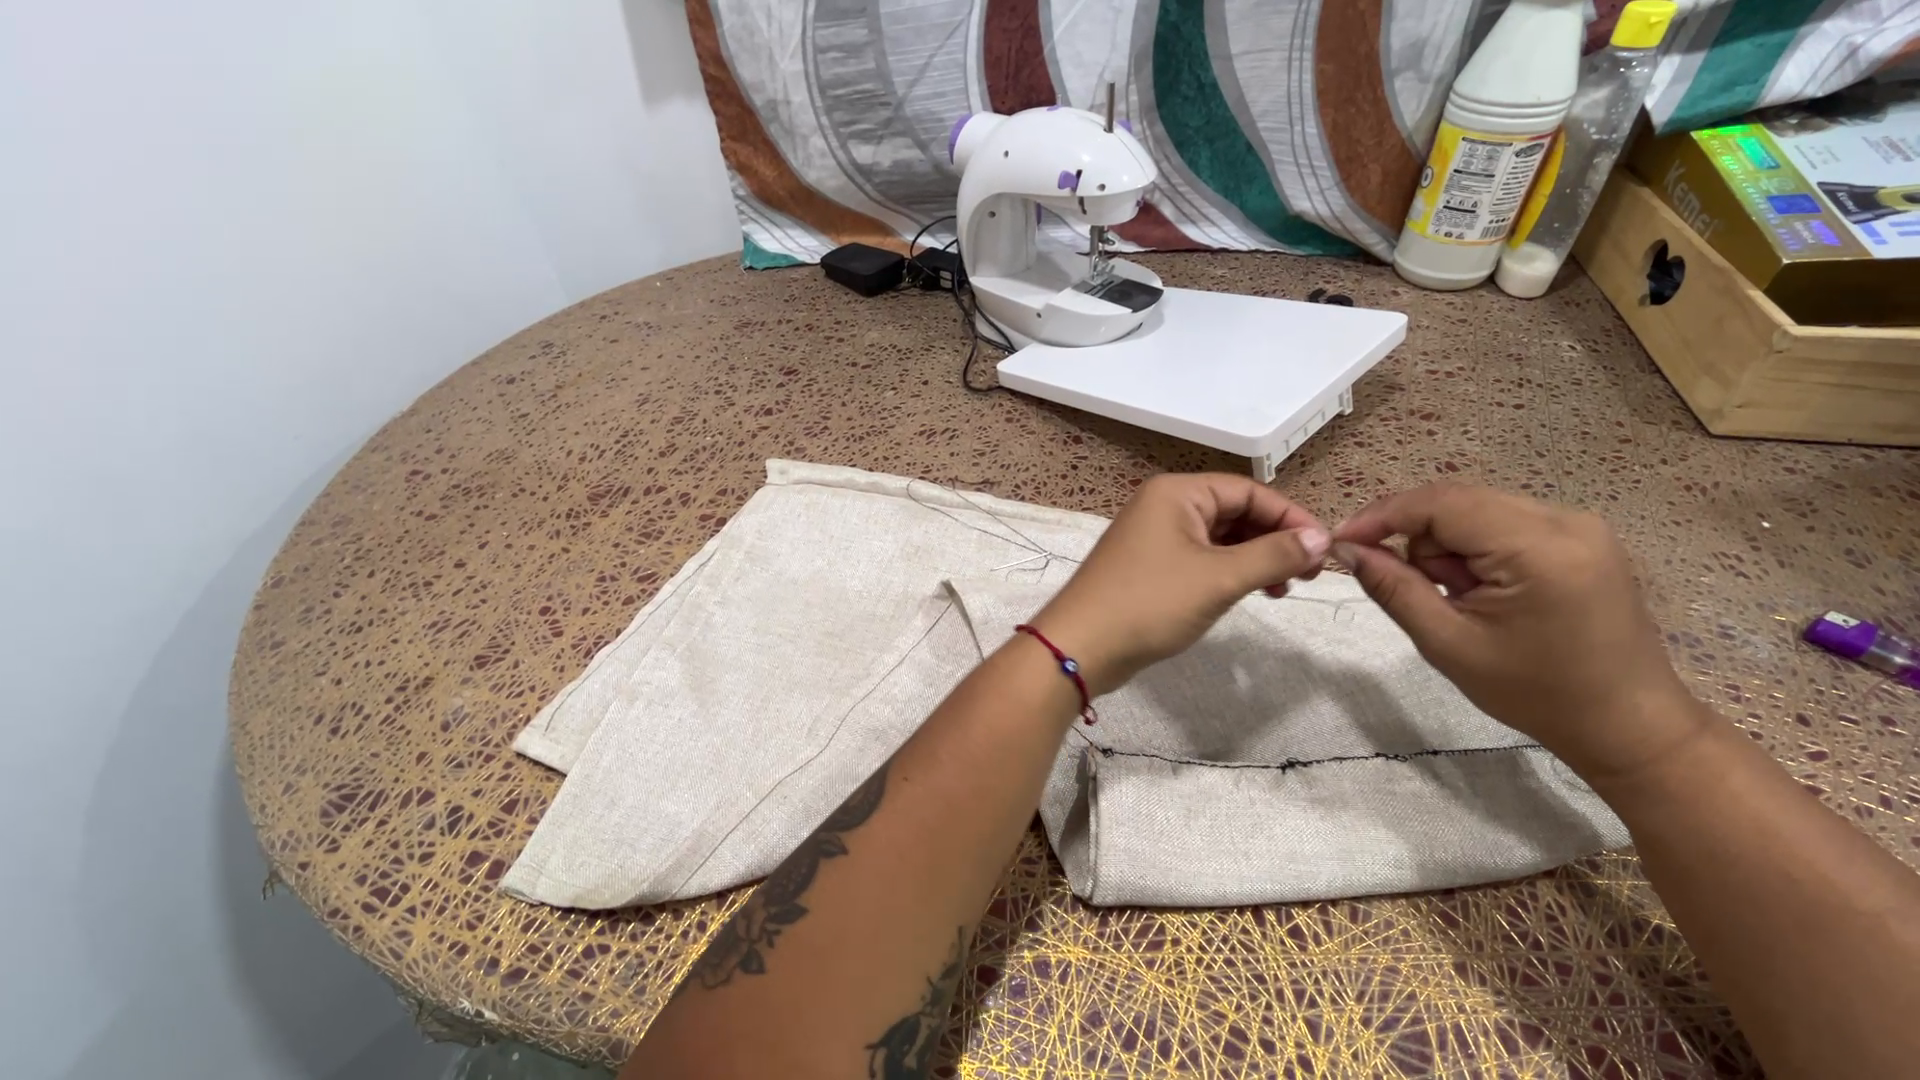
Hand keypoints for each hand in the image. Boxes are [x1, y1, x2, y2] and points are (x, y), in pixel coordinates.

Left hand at [1032, 473, 1328, 695]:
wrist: (1081, 646)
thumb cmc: (1150, 603)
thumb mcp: (1219, 578)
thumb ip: (1273, 554)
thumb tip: (1320, 538)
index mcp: (1177, 493)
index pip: (1249, 491)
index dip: (1290, 517)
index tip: (1323, 550)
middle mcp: (1164, 506)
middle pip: (1235, 511)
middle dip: (1274, 540)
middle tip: (1307, 575)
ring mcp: (1154, 537)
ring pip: (1219, 538)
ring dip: (1254, 559)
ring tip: (1281, 589)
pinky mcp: (1149, 567)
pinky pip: (1201, 559)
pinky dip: (1229, 573)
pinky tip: (1249, 594)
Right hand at [1331, 483, 1703, 784]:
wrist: (1627, 724)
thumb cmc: (1535, 693)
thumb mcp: (1448, 644)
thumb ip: (1394, 588)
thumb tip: (1347, 549)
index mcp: (1539, 548)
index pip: (1440, 503)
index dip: (1383, 516)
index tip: (1342, 541)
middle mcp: (1566, 520)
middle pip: (1458, 501)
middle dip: (1420, 539)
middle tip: (1419, 592)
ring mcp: (1580, 525)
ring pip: (1477, 510)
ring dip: (1448, 547)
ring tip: (1460, 601)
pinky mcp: (1583, 537)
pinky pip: (1505, 522)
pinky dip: (1477, 550)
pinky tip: (1484, 591)